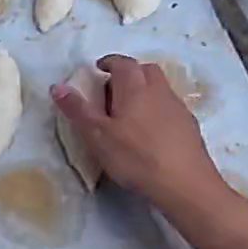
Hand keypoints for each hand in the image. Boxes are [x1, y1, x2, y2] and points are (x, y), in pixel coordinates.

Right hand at [51, 54, 227, 209]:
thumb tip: (57, 86)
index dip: (109, 63)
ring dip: (144, 91)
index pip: (123, 63)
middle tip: (111, 90)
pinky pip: (169, 107)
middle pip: (146, 70)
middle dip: (129, 73)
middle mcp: (159, 91)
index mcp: (134, 88)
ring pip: (160, 88)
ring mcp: (178, 109)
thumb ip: (77, 109)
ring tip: (128, 113)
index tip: (97, 70)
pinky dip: (157, 109)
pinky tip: (149, 133)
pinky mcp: (190, 127)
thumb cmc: (136, 157)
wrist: (186, 186)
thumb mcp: (96, 135)